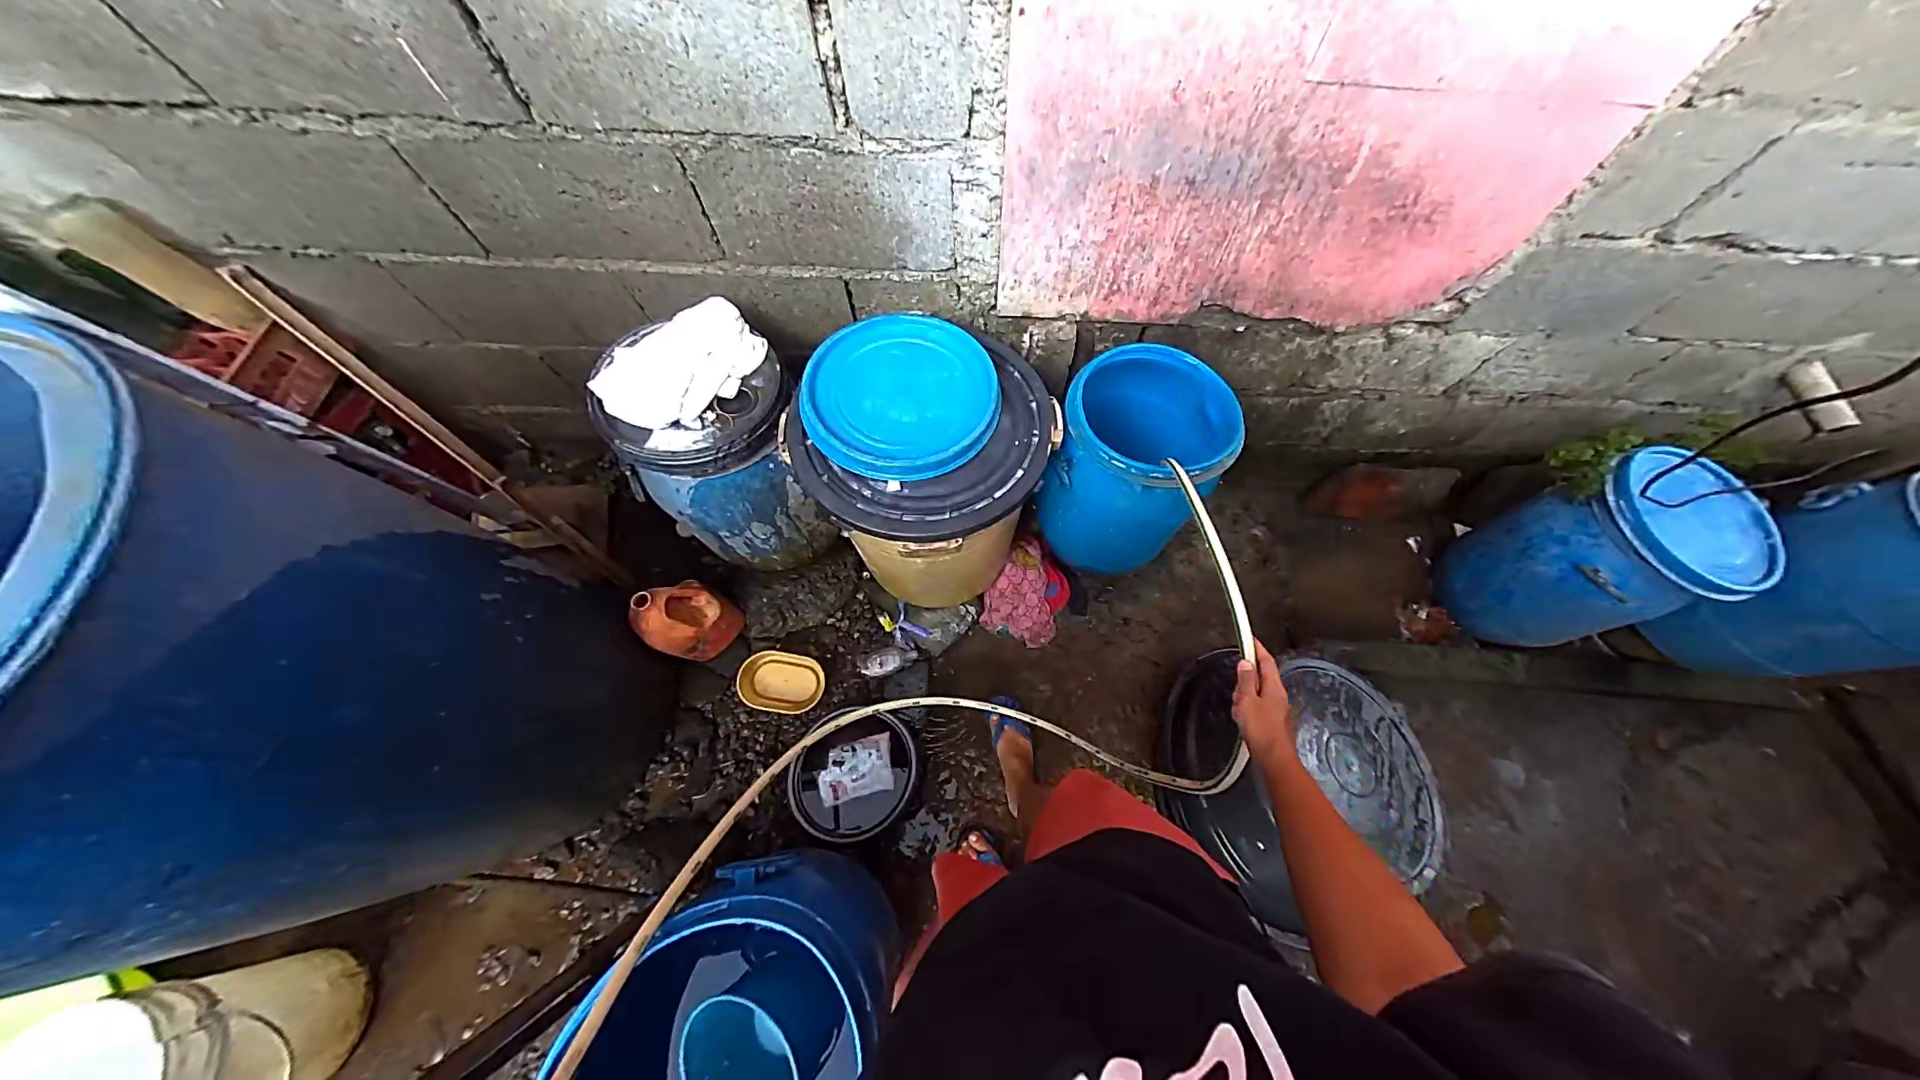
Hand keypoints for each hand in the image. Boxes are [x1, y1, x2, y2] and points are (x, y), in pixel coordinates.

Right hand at [1232, 640, 1295, 765]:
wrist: (1274, 758)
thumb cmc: (1260, 728)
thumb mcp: (1247, 700)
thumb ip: (1246, 681)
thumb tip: (1246, 663)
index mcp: (1274, 687)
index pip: (1267, 662)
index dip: (1258, 649)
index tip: (1250, 639)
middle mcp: (1279, 695)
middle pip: (1262, 677)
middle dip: (1247, 678)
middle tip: (1236, 688)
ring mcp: (1278, 709)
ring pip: (1259, 693)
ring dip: (1246, 696)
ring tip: (1237, 709)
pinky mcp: (1274, 721)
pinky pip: (1259, 706)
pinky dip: (1249, 707)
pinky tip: (1242, 718)